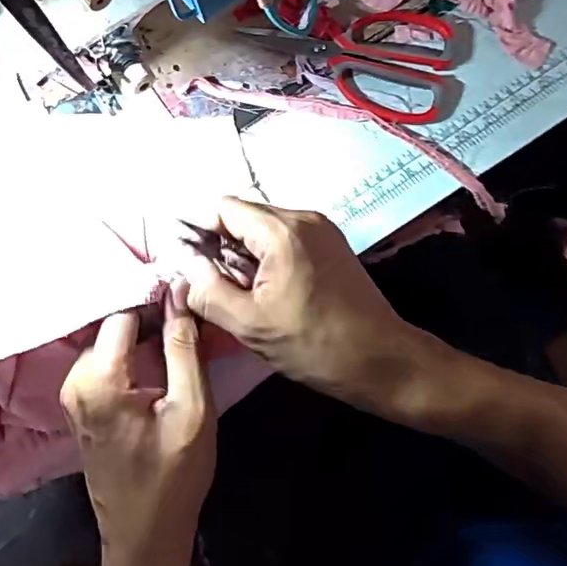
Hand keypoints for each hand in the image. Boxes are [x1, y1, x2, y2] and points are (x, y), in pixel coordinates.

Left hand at [60, 298, 213, 565]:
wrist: (144, 537)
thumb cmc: (173, 477)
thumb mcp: (192, 408)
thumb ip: (184, 345)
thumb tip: (180, 288)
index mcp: (98, 381)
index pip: (122, 309)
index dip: (155, 294)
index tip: (183, 284)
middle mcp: (75, 380)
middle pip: (112, 320)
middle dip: (148, 308)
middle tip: (184, 304)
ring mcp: (73, 392)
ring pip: (110, 336)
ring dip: (141, 327)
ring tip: (176, 322)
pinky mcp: (80, 401)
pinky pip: (106, 354)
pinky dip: (131, 345)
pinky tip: (157, 346)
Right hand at [180, 197, 429, 407]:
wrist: (381, 358)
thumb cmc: (315, 345)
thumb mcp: (251, 325)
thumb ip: (209, 291)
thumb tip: (185, 266)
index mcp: (282, 230)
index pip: (224, 208)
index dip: (201, 232)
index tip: (190, 263)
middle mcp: (303, 217)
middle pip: (245, 215)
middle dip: (223, 245)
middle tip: (215, 285)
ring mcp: (321, 227)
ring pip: (265, 227)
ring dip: (246, 252)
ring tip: (243, 292)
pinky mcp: (331, 242)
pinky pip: (286, 236)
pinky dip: (269, 256)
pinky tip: (269, 289)